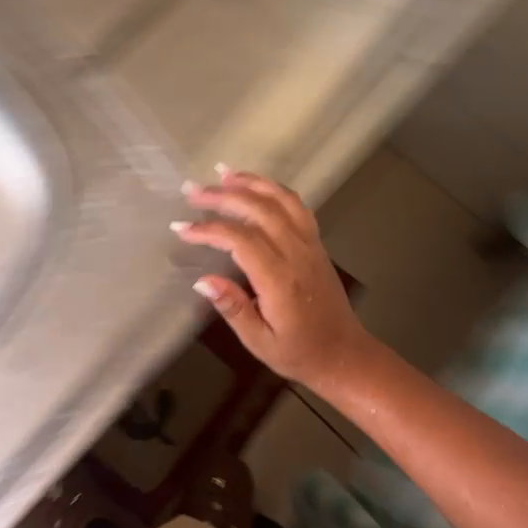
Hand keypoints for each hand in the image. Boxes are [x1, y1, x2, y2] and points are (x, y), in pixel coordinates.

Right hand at [174, 168, 375, 391]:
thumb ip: (233, 308)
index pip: (241, 241)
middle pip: (259, 210)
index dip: (210, 230)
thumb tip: (202, 280)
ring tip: (222, 173)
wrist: (345, 354)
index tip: (182, 228)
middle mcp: (297, 254)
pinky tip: (254, 185)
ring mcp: (310, 244)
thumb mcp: (260, 342)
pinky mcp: (316, 242)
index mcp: (280, 281)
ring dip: (251, 182)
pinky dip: (273, 189)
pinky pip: (296, 205)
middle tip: (192, 191)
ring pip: (281, 200)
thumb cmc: (299, 353)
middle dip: (223, 196)